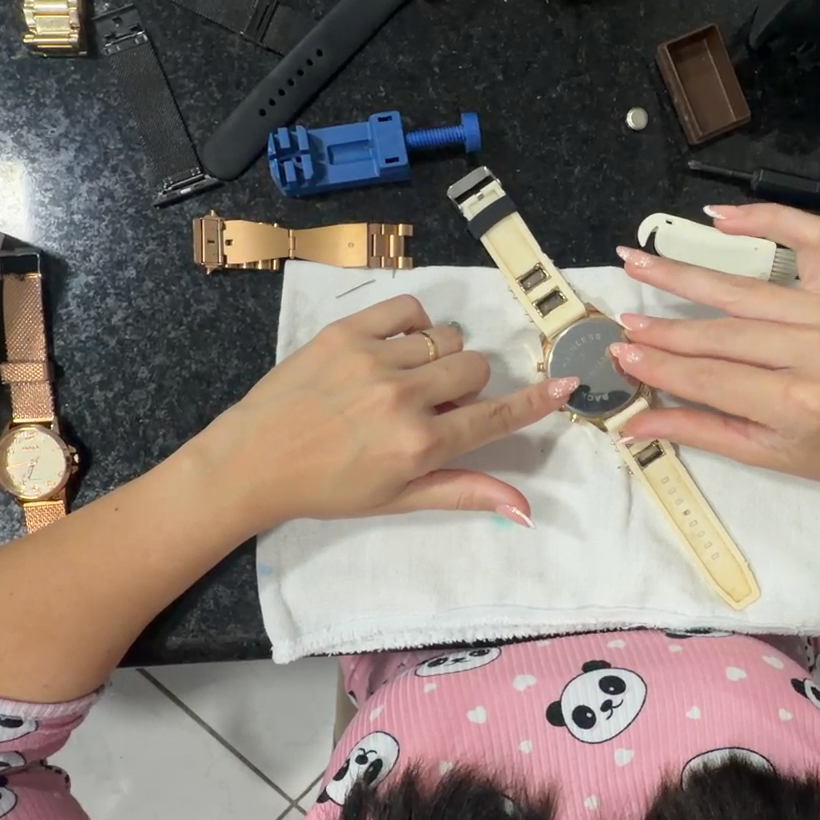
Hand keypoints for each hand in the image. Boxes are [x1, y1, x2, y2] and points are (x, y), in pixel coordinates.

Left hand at [197, 295, 575, 527]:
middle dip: (467, 385)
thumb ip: (464, 493)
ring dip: (441, 357)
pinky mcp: (345, 332)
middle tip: (434, 404)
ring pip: (447, 338)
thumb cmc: (328, 488)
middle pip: (475, 367)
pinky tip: (394, 348)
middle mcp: (403, 398)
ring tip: (408, 377)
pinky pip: (409, 309)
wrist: (253, 459)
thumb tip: (525, 510)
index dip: (535, 402)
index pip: (494, 417)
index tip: (567, 384)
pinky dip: (414, 325)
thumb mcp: (397, 499)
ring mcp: (374, 359)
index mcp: (418, 445)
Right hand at [611, 202, 819, 497]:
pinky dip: (769, 218)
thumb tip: (631, 426)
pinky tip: (721, 216)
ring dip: (686, 273)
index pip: (709, 377)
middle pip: (722, 334)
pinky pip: (811, 239)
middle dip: (664, 328)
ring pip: (746, 290)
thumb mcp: (764, 456)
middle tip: (620, 318)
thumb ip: (697, 431)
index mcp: (800, 404)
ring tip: (639, 260)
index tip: (619, 352)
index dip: (659, 365)